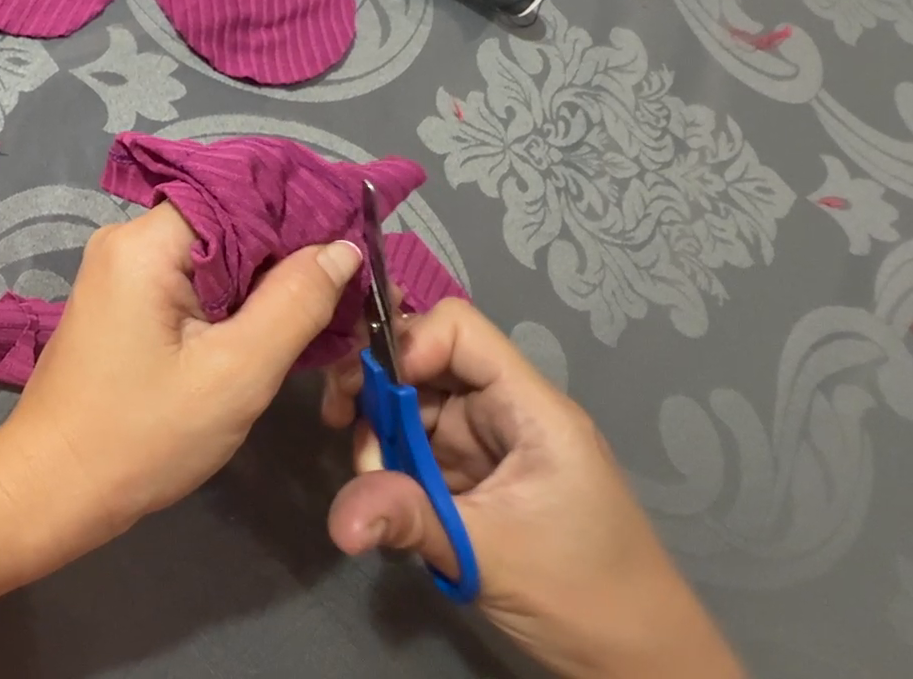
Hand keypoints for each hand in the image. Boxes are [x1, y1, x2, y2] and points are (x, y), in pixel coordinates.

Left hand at [0, 204, 364, 556]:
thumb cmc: (142, 434)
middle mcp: (126, 241)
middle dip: (290, 248)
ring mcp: (121, 272)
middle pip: (226, 221)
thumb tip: (341, 247)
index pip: (237, 193)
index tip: (361, 233)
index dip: (301, 211)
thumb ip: (294, 303)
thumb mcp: (234, 373)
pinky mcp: (123, 302)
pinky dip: (234, 298)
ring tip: (331, 301)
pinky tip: (277, 321)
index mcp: (144, 242)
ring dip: (266, 278)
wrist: (56, 484)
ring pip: (213, 254)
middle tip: (357, 280)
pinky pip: (191, 281)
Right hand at [321, 300, 742, 678]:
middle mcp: (503, 410)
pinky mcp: (468, 471)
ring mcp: (484, 441)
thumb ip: (409, 519)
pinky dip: (387, 456)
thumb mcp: (489, 555)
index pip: (458, 331)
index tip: (373, 392)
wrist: (639, 667)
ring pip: (409, 402)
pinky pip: (412, 440)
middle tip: (340, 422)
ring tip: (371, 475)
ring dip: (376, 428)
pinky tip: (382, 488)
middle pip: (422, 359)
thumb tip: (337, 518)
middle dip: (374, 383)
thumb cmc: (587, 599)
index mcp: (529, 409)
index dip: (407, 342)